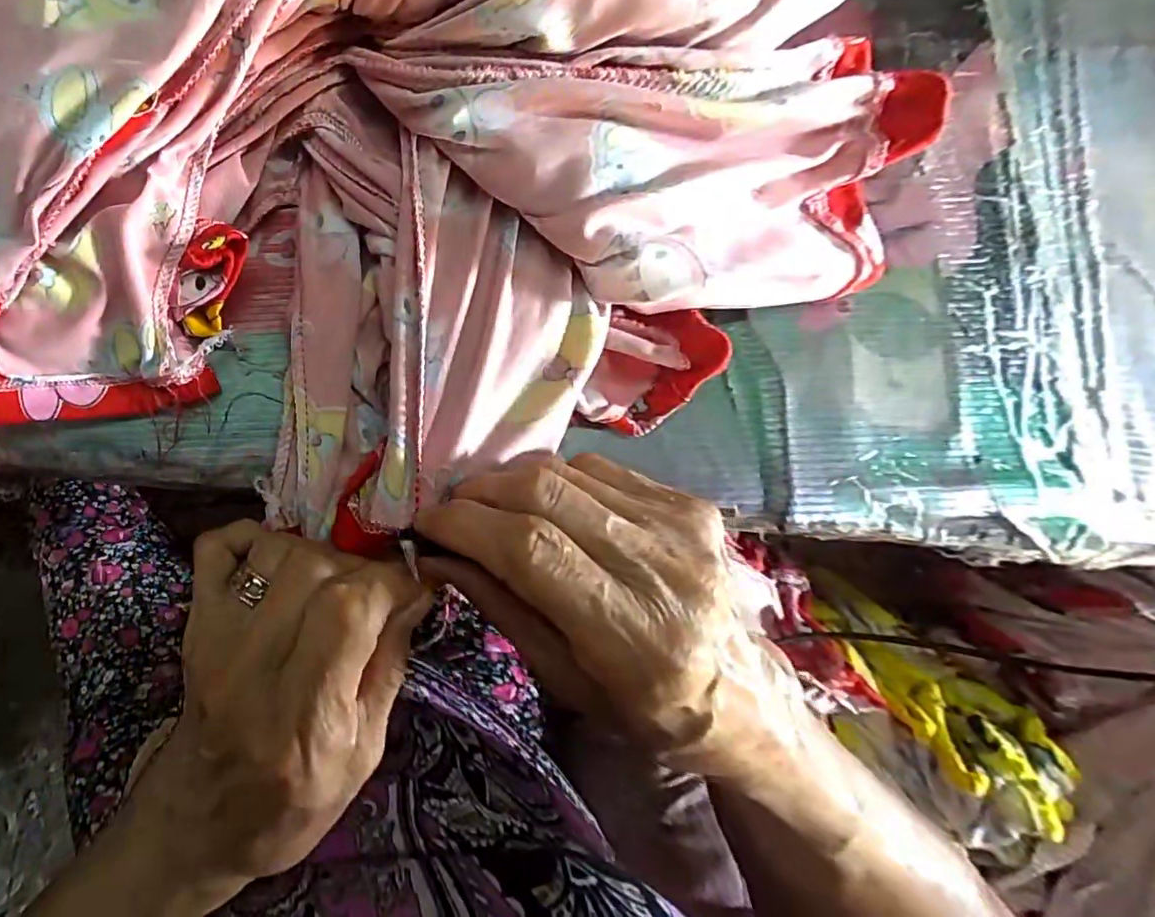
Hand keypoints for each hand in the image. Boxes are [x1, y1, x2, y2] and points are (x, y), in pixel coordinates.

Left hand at [125, 524, 430, 896]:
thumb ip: (387, 667)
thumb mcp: (365, 752)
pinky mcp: (194, 618)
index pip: (347, 610)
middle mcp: (254, 665)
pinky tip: (277, 559)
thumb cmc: (296, 799)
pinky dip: (251, 537)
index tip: (408, 583)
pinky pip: (215, 546)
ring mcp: (215, 635)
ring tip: (329, 580)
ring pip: (272, 550)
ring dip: (313, 553)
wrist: (207, 811)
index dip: (388, 581)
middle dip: (357, 567)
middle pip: (312, 571)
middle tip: (371, 586)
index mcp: (307, 715)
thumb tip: (411, 593)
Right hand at [415, 454, 807, 777]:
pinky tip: (546, 507)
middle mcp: (663, 568)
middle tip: (449, 511)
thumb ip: (495, 606)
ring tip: (489, 508)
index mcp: (632, 633)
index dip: (464, 524)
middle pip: (541, 493)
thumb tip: (433, 555)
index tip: (425, 524)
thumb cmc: (646, 708)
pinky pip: (594, 469)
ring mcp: (683, 527)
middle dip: (476, 494)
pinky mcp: (691, 505)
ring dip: (507, 483)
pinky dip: (552, 480)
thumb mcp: (559, 677)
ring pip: (562, 471)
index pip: (528, 547)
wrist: (753, 705)